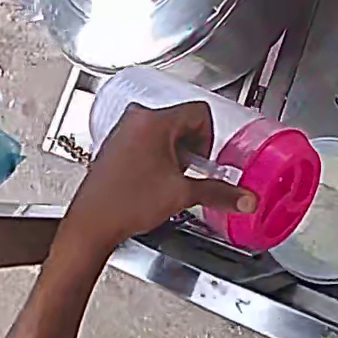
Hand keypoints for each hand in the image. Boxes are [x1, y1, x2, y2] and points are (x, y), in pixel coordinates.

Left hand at [62, 102, 254, 250]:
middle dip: (192, 147)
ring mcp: (123, 131)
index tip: (203, 161)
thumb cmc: (126, 204)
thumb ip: (220, 193)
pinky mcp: (115, 145)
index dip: (208, 138)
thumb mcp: (182, 195)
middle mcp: (136, 119)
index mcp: (154, 122)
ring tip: (170, 178)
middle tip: (188, 172)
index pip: (199, 112)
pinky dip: (158, 156)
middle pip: (183, 120)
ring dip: (176, 152)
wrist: (91, 224)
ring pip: (165, 131)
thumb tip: (246, 197)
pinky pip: (147, 139)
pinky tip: (154, 180)